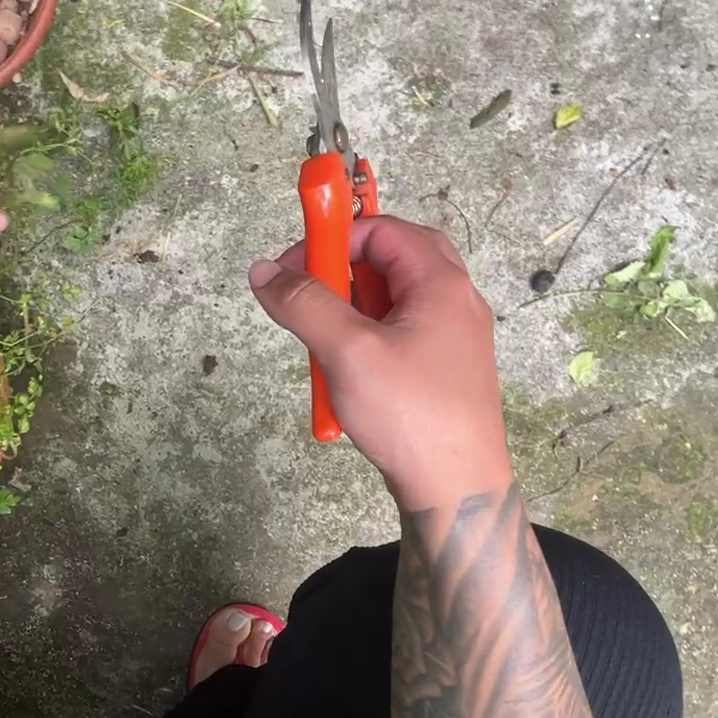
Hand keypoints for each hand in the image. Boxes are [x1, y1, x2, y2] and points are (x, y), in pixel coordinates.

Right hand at [248, 216, 513, 508]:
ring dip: (347, 311)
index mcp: (440, 285)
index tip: (291, 268)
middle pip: (392, 260)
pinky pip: (394, 335)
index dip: (333, 239)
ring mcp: (448, 338)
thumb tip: (262, 270)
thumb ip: (303, 305)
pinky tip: (342, 373)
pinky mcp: (438, 369)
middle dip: (341, 271)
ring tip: (321, 343)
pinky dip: (361, 340)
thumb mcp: (347, 352)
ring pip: (390, 301)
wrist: (455, 486)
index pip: (384, 231)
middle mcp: (452, 302)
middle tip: (308, 295)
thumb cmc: (408, 413)